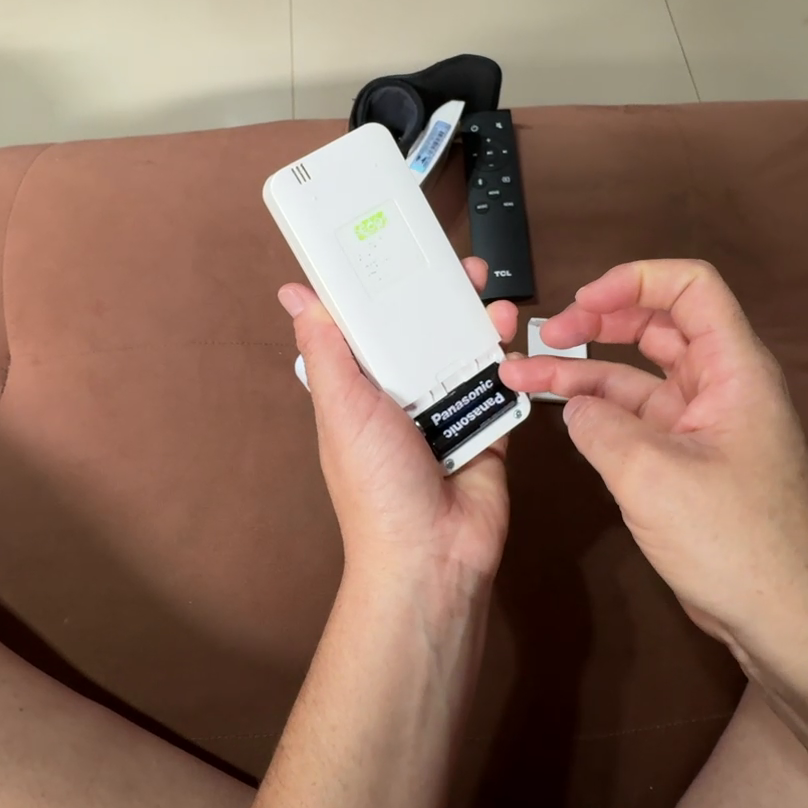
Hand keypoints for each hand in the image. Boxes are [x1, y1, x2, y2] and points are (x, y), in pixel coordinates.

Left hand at [279, 258, 518, 587]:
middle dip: (443, 295)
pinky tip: (510, 341)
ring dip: (479, 320)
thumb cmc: (376, 486)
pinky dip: (507, 362)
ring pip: (464, 350)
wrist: (432, 555)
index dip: (384, 286)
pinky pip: (499, 384)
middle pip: (424, 329)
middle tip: (463, 268)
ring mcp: (445, 409)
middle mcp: (403, 393)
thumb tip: (296, 294)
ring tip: (493, 299)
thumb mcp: (342, 408)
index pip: (370, 323)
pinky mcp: (484, 426)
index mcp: (361, 386)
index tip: (400, 252)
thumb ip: (326, 348)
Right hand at [497, 260, 807, 654]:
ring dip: (580, 371)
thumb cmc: (732, 539)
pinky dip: (595, 411)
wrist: (787, 622)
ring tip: (520, 374)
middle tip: (544, 335)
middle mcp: (718, 384)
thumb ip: (600, 426)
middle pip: (655, 324)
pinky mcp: (685, 457)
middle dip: (596, 321)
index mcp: (731, 368)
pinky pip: (633, 416)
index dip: (632, 279)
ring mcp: (700, 422)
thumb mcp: (651, 474)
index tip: (580, 303)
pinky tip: (556, 413)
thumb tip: (574, 407)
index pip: (690, 286)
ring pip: (634, 374)